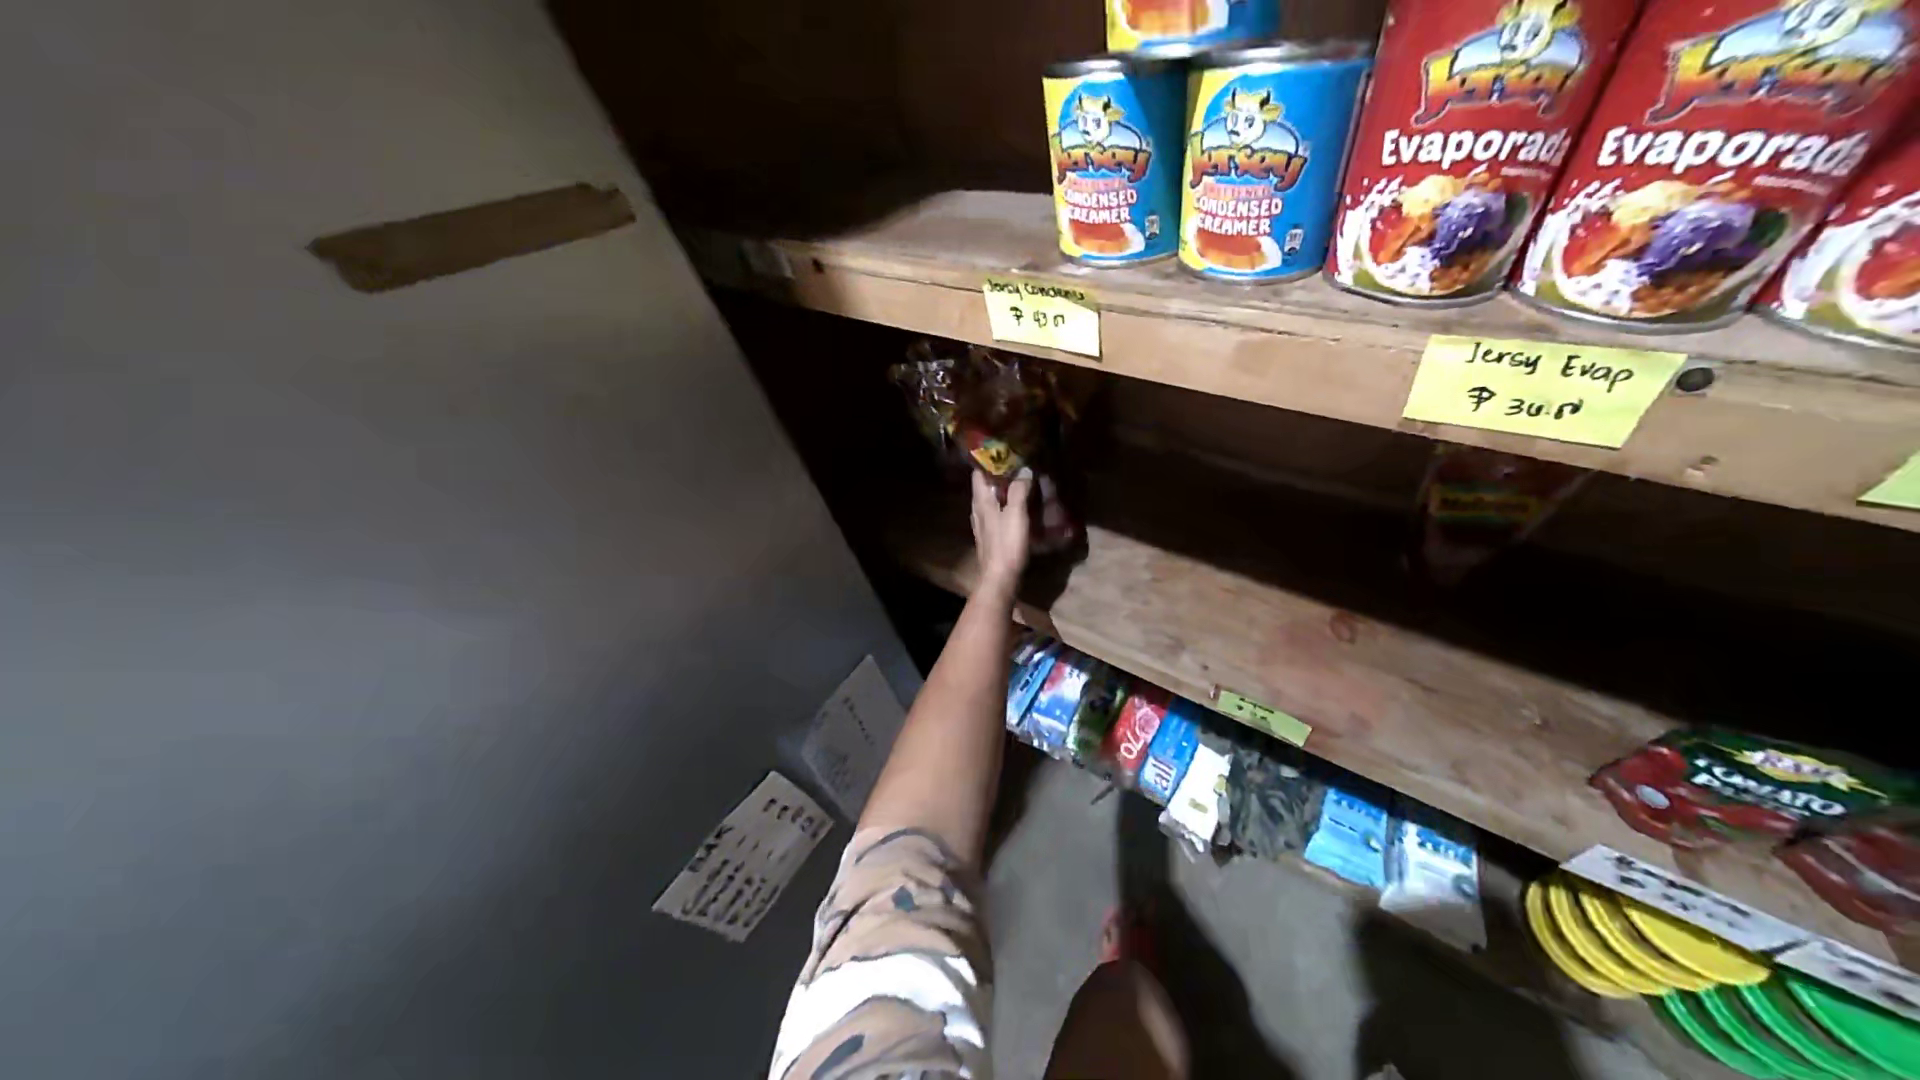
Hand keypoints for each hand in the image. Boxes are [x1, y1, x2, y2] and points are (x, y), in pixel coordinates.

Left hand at [971, 467, 1030, 592]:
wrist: (1000, 578)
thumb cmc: (1006, 544)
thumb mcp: (1016, 514)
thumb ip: (1019, 490)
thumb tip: (1024, 469)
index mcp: (980, 500)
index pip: (979, 471)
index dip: (989, 458)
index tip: (1005, 448)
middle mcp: (977, 508)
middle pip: (986, 484)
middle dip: (1001, 472)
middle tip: (1020, 462)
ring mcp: (983, 522)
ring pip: (992, 498)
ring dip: (1005, 488)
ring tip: (1023, 479)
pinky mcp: (990, 534)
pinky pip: (998, 511)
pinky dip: (1008, 503)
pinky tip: (1020, 504)